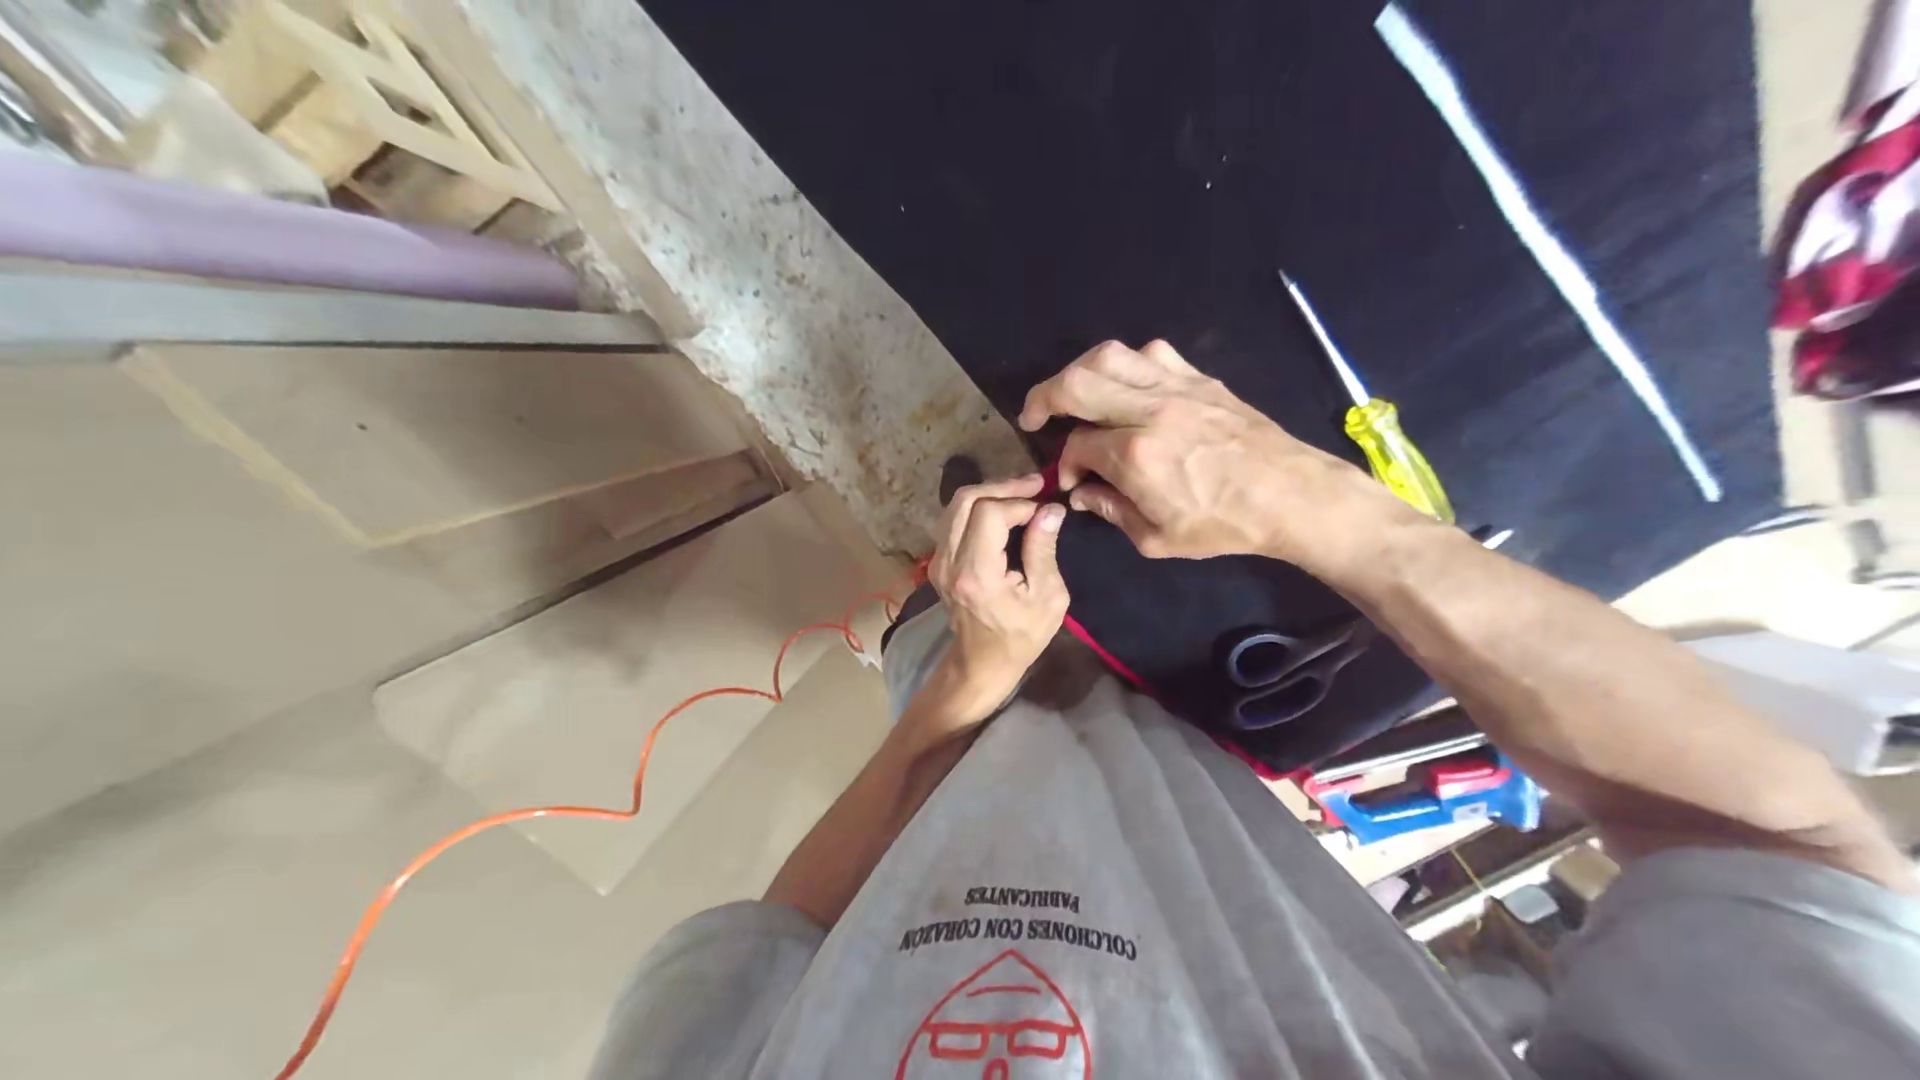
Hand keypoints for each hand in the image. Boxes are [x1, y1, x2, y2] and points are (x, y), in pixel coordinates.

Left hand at [925, 474, 1070, 718]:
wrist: (982, 663)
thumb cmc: (1021, 637)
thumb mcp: (1048, 598)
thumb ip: (1043, 550)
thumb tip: (1050, 510)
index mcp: (977, 574)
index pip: (989, 513)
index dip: (1018, 501)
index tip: (1044, 508)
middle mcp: (949, 562)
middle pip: (965, 500)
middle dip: (1001, 487)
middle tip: (1033, 485)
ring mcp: (938, 562)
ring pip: (954, 506)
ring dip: (988, 494)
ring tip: (1021, 494)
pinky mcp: (938, 562)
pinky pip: (953, 520)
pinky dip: (977, 508)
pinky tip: (1002, 510)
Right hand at [1018, 340, 1404, 567]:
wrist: (1291, 495)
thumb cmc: (1224, 524)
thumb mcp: (1156, 539)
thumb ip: (1110, 510)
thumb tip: (1081, 492)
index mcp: (1136, 455)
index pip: (1076, 444)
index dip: (1065, 464)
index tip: (1073, 481)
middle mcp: (1149, 410)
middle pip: (1077, 383)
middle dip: (1043, 398)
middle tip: (1034, 416)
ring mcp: (1176, 387)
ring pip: (1109, 355)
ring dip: (1079, 371)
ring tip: (1073, 393)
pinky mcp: (1199, 378)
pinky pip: (1150, 353)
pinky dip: (1126, 364)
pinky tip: (1125, 385)